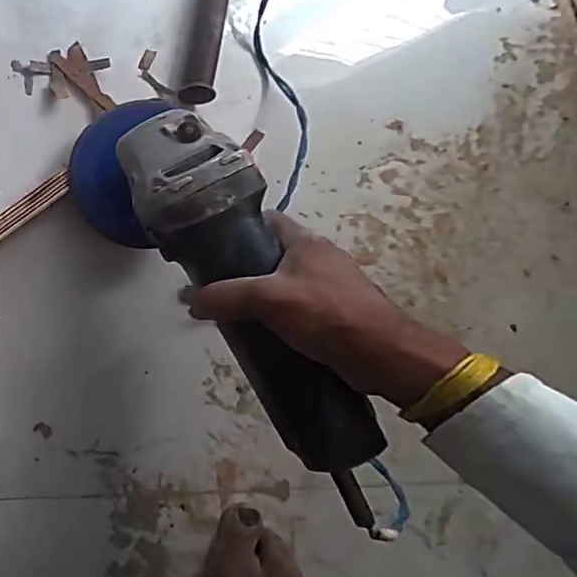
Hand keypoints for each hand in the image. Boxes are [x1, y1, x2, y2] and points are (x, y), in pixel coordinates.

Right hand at [188, 213, 467, 407]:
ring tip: (234, 311)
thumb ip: (226, 296)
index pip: (268, 221)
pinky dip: (278, 314)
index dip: (240, 228)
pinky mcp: (336, 311)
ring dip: (260, 295)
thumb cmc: (327, 314)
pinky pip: (297, 305)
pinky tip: (264, 330)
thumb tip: (193, 302)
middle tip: (218, 285)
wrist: (382, 355)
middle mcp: (320, 256)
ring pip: (283, 281)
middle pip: (272, 253)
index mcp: (306, 242)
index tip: (214, 245)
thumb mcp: (268, 299)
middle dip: (244, 268)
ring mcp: (331, 284)